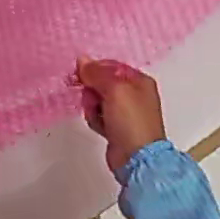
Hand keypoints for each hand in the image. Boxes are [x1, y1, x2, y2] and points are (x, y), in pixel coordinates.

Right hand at [73, 57, 165, 173]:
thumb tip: (83, 61)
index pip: (111, 66)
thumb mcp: (115, 90)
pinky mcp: (115, 127)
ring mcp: (124, 112)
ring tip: (97, 116)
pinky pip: (97, 116)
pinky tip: (100, 126)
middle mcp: (133, 95)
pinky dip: (95, 120)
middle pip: (102, 83)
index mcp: (139, 81)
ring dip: (92, 107)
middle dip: (92, 91)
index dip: (94, 69)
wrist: (135, 157)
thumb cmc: (132, 123)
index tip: (80, 75)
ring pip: (97, 101)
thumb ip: (98, 73)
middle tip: (93, 100)